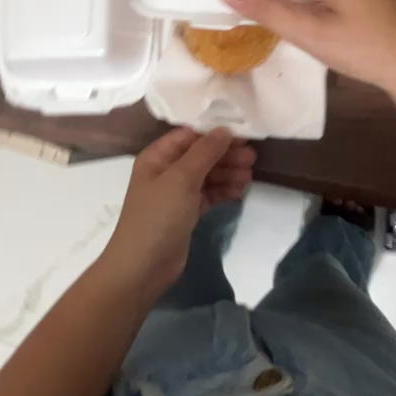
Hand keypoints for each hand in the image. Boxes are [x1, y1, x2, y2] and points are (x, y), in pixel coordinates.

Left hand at [97, 127, 253, 296]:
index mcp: (158, 156)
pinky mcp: (186, 213)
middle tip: (252, 158)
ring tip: (250, 176)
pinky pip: (208, 194)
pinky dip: (223, 191)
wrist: (143, 267)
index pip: (189, 135)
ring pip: (207, 175)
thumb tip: (225, 129)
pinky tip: (240, 191)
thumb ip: (205, 152)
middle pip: (200, 154)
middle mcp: (166, 171)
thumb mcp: (181, 178)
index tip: (243, 134)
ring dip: (228, 173)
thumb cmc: (158, 216)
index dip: (215, 132)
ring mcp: (176, 193)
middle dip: (225, 154)